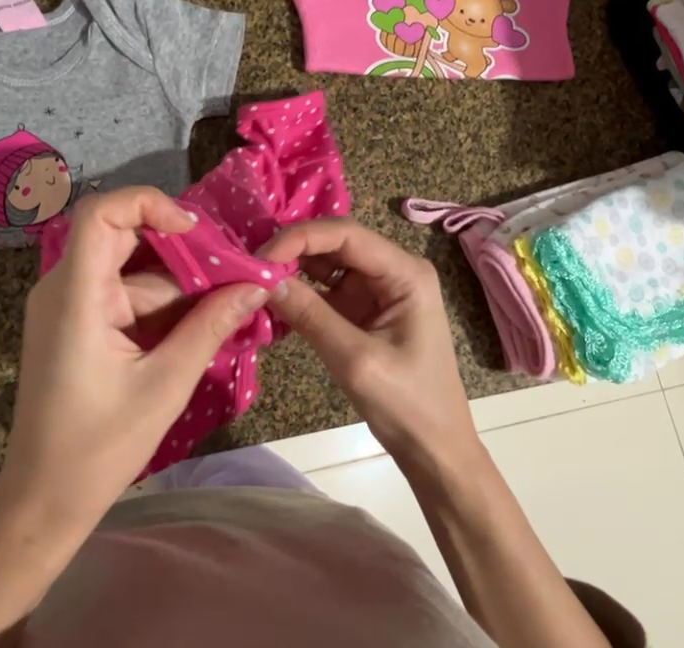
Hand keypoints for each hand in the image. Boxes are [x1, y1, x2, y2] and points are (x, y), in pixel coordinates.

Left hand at [1, 187, 267, 524]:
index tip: (193, 232)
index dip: (146, 203)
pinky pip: (120, 294)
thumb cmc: (99, 447)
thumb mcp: (165, 385)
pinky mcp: (74, 325)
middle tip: (227, 268)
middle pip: (120, 237)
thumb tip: (255, 286)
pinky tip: (197, 321)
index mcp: (75, 296)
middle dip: (177, 248)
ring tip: (226, 299)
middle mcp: (63, 289)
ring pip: (127, 269)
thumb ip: (210, 327)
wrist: (44, 499)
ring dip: (174, 282)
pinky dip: (157, 304)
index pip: (99, 213)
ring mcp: (66, 306)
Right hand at [258, 219, 478, 468]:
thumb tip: (263, 281)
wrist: (434, 449)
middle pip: (335, 243)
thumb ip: (310, 315)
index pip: (346, 234)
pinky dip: (300, 293)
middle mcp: (394, 270)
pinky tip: (272, 300)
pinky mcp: (364, 309)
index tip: (260, 257)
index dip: (300, 237)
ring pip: (327, 263)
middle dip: (293, 250)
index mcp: (406, 273)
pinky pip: (327, 289)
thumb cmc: (407, 405)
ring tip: (254, 280)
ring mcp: (378, 290)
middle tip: (250, 268)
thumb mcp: (355, 360)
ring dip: (293, 270)